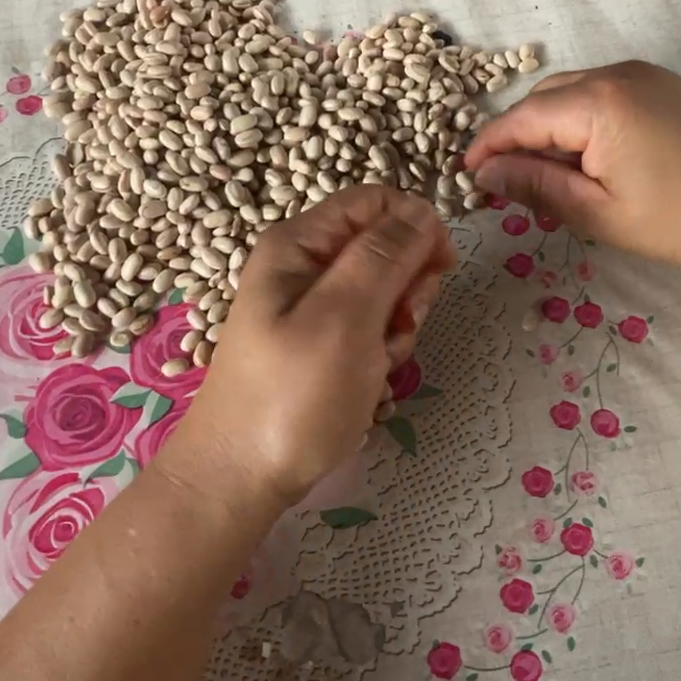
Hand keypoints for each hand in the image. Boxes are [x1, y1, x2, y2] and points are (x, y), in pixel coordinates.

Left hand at [153, 186, 455, 512]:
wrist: (241, 478)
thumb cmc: (291, 397)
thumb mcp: (342, 318)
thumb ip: (384, 257)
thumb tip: (423, 210)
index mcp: (299, 243)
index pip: (375, 201)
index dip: (415, 225)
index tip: (439, 267)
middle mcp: (306, 264)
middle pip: (385, 244)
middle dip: (409, 281)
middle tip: (401, 324)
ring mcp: (314, 305)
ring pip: (387, 288)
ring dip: (399, 320)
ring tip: (380, 360)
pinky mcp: (324, 340)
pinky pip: (373, 324)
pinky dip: (383, 346)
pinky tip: (371, 377)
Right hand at [464, 61, 680, 274]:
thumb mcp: (599, 213)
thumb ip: (535, 187)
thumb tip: (485, 173)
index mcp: (599, 103)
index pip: (522, 118)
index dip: (488, 146)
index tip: (465, 176)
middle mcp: (616, 74)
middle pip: (543, 100)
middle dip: (516, 138)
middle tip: (505, 185)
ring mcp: (642, 74)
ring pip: (569, 94)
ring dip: (547, 130)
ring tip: (545, 179)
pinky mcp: (660, 84)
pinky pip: (599, 94)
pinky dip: (578, 122)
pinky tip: (584, 160)